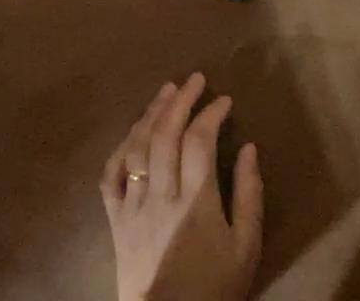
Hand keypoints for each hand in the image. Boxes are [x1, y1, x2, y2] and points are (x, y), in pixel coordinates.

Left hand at [102, 74, 262, 300]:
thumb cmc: (213, 288)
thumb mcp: (246, 248)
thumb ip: (249, 195)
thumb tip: (249, 148)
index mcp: (195, 203)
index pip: (199, 141)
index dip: (211, 113)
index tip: (225, 100)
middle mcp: (160, 197)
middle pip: (166, 135)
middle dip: (181, 101)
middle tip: (195, 79)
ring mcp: (132, 208)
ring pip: (137, 148)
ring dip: (151, 114)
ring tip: (166, 91)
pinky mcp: (114, 221)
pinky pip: (110, 176)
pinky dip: (121, 148)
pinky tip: (134, 131)